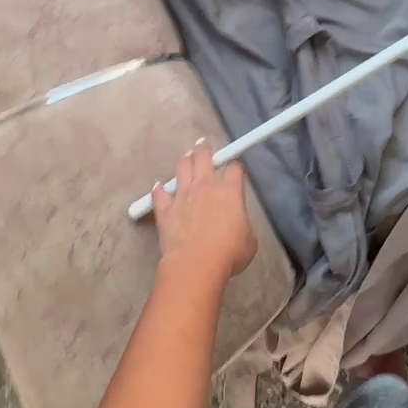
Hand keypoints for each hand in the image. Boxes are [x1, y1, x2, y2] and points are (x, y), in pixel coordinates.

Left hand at [150, 139, 256, 286]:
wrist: (196, 263)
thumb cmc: (229, 253)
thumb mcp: (249, 239)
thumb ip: (242, 224)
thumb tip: (237, 222)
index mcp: (230, 192)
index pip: (234, 169)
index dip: (236, 165)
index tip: (235, 165)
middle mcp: (205, 187)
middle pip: (203, 157)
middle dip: (204, 148)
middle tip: (203, 144)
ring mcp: (183, 196)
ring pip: (182, 168)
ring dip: (184, 160)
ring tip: (185, 156)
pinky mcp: (165, 209)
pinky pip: (159, 194)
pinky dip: (159, 189)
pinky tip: (158, 186)